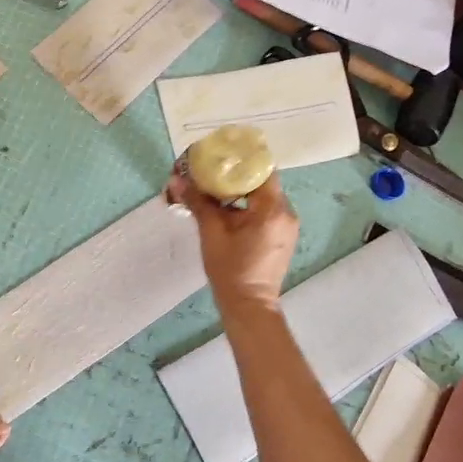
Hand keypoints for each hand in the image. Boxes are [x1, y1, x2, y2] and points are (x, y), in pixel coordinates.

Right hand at [168, 170, 299, 311]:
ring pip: (263, 196)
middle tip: (211, 172)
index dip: (241, 160)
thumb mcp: (211, 233)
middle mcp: (286, 213)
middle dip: (236, 175)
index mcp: (272, 210)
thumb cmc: (230, 269)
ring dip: (240, 191)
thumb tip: (175, 180)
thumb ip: (198, 202)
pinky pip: (266, 210)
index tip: (220, 156)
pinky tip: (226, 210)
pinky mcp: (282, 235)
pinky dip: (247, 205)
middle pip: (262, 181)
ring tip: (215, 191)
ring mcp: (287, 225)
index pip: (262, 170)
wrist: (249, 305)